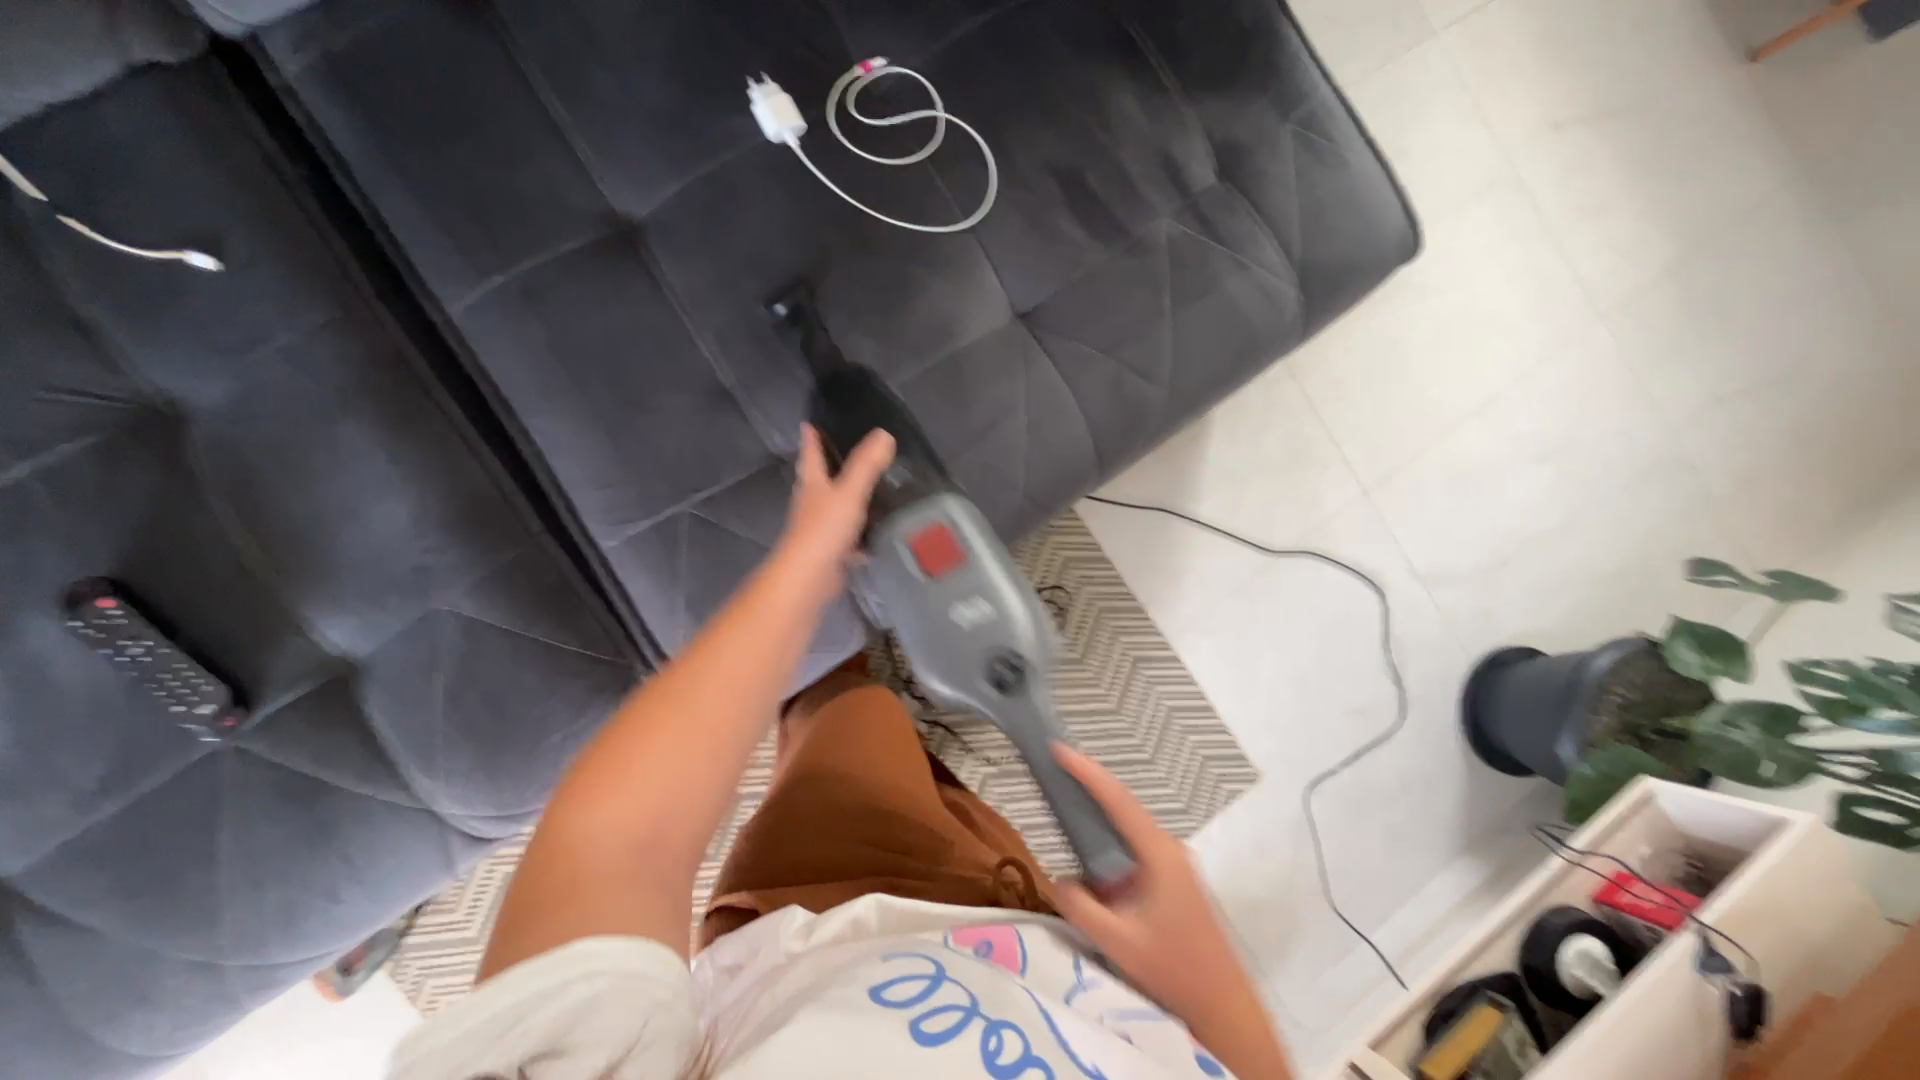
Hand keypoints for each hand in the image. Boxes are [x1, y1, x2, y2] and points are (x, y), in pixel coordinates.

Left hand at [776, 424, 894, 592]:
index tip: (808, 423)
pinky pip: (848, 538)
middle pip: (819, 481)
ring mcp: (819, 530)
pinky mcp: (829, 553)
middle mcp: (811, 504)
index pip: (811, 455)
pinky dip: (860, 536)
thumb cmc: (824, 529)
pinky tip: (876, 537)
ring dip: (846, 501)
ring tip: (869, 491)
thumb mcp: (849, 492)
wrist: (809, 577)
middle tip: (843, 454)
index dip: (810, 438)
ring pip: (834, 509)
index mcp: (812, 485)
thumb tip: (884, 434)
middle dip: (828, 468)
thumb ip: (866, 465)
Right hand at [1052, 744, 1249, 1019]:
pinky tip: (1092, 853)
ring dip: (1101, 815)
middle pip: (1125, 807)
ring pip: (1131, 829)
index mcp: (1159, 854)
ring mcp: (1176, 865)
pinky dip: (1111, 841)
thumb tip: (1058, 880)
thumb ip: (1080, 907)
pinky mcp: (1176, 882)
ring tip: (1067, 802)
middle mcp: (1170, 850)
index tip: (1060, 749)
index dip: (1087, 772)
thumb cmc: (1173, 969)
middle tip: (1056, 769)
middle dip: (1091, 785)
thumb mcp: (1117, 942)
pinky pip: (1136, 849)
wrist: (1224, 1004)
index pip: (1118, 801)